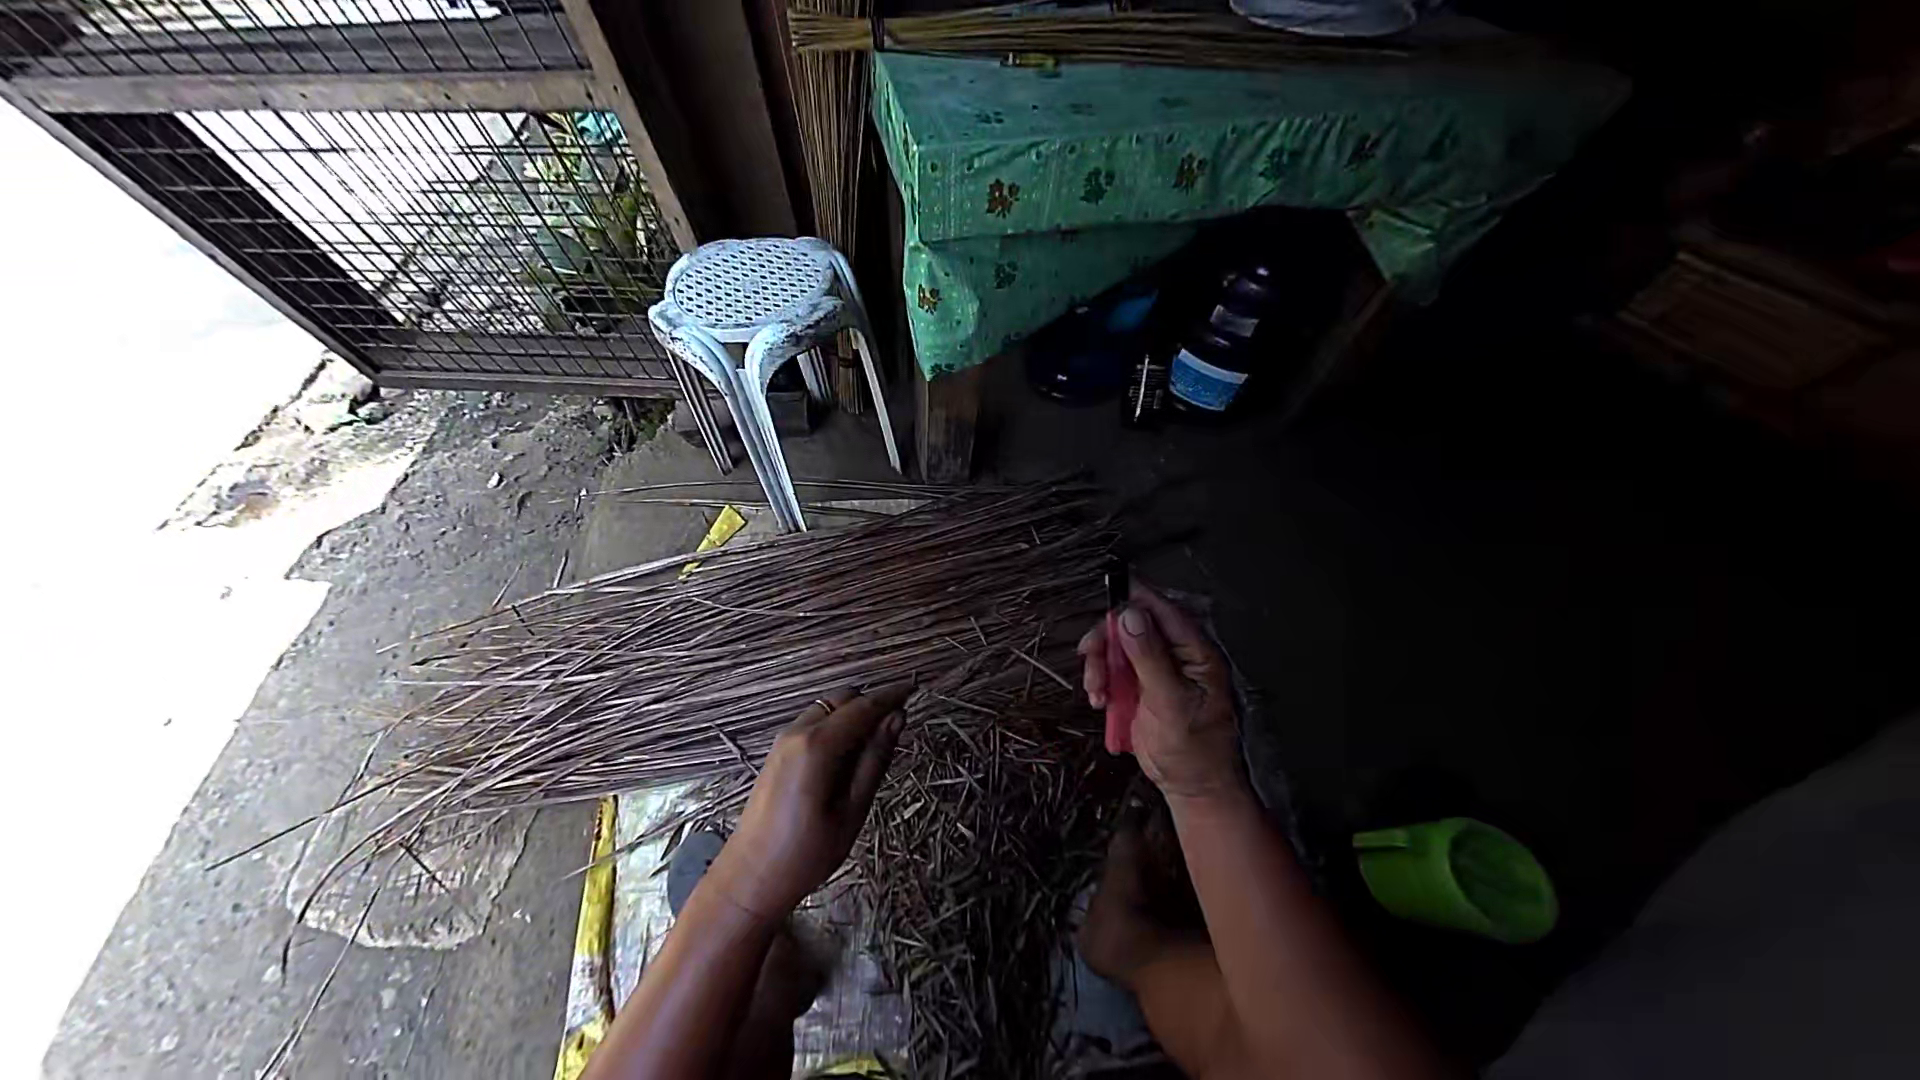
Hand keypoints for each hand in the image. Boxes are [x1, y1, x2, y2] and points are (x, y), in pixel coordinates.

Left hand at [705, 683, 910, 920]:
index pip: (863, 706)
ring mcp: (783, 740)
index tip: (914, 689)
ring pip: (827, 708)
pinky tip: (847, 757)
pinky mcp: (777, 752)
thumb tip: (897, 718)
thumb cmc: (806, 853)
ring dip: (853, 714)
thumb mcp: (852, 810)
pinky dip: (836, 726)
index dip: (891, 696)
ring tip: (875, 746)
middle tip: (897, 726)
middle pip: (843, 698)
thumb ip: (875, 759)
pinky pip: (814, 723)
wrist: (749, 879)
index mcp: (818, 745)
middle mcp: (797, 732)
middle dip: (872, 703)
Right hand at [1079, 583, 1244, 801]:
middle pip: (1132, 626)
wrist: (1191, 787)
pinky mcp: (1139, 687)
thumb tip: (1132, 617)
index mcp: (1195, 653)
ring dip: (1100, 666)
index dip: (1136, 598)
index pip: (1163, 611)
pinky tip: (1101, 699)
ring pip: (1116, 648)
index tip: (1110, 592)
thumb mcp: (1171, 702)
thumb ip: (1150, 658)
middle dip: (1107, 641)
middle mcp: (1175, 656)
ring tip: (1098, 690)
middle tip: (1093, 658)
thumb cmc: (1198, 752)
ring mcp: (1155, 671)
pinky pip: (1111, 671)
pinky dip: (1101, 682)